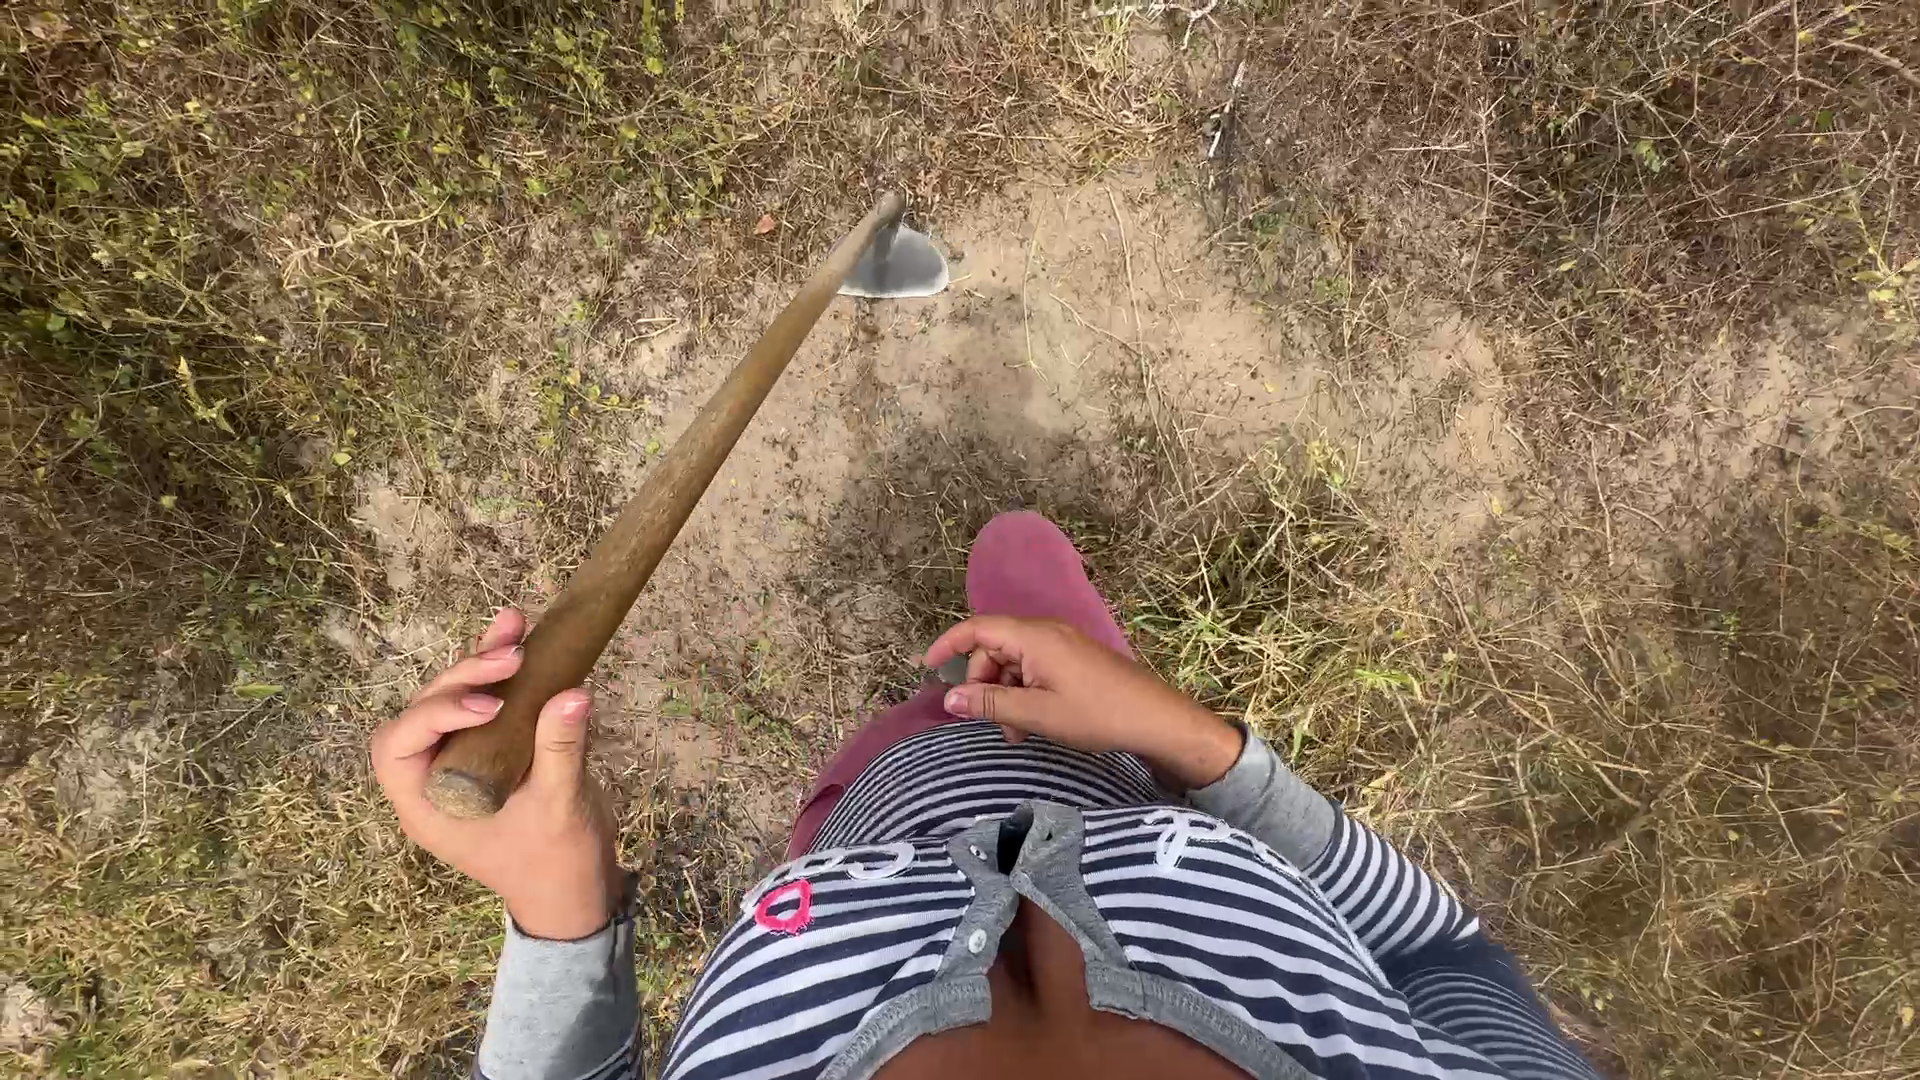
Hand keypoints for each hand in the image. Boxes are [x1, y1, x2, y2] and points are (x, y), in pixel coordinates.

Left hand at [371, 608, 620, 940]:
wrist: (576, 887)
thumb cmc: (556, 859)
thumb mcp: (560, 807)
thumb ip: (561, 750)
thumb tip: (574, 693)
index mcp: (428, 804)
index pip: (399, 748)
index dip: (436, 715)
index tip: (492, 704)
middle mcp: (436, 777)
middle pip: (426, 712)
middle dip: (465, 677)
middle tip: (513, 654)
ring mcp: (467, 760)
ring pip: (456, 699)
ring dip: (481, 662)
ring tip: (514, 626)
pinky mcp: (499, 748)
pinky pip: (492, 702)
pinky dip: (504, 672)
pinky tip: (523, 637)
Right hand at [923, 616, 1243, 788]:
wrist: (1158, 719)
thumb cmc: (1097, 714)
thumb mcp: (1037, 713)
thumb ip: (990, 703)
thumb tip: (949, 699)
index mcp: (1033, 636)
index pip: (977, 628)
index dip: (947, 644)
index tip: (927, 668)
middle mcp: (1045, 631)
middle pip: (994, 648)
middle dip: (985, 684)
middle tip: (996, 724)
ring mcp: (1062, 643)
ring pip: (1014, 662)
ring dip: (1006, 694)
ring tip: (1020, 731)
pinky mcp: (1074, 657)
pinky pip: (1035, 667)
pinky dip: (1026, 692)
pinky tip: (1035, 720)